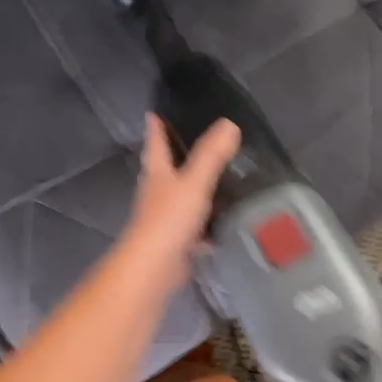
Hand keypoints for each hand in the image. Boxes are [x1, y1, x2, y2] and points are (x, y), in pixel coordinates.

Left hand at [121, 114, 239, 282]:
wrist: (154, 267)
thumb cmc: (169, 219)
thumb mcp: (194, 182)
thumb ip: (211, 155)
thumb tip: (229, 124)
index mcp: (157, 175)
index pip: (156, 145)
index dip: (155, 128)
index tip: (153, 113)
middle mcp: (156, 194)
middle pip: (164, 171)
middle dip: (173, 158)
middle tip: (188, 144)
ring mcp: (164, 220)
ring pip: (179, 199)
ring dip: (191, 191)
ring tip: (214, 181)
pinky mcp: (174, 243)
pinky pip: (193, 228)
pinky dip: (205, 226)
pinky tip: (221, 227)